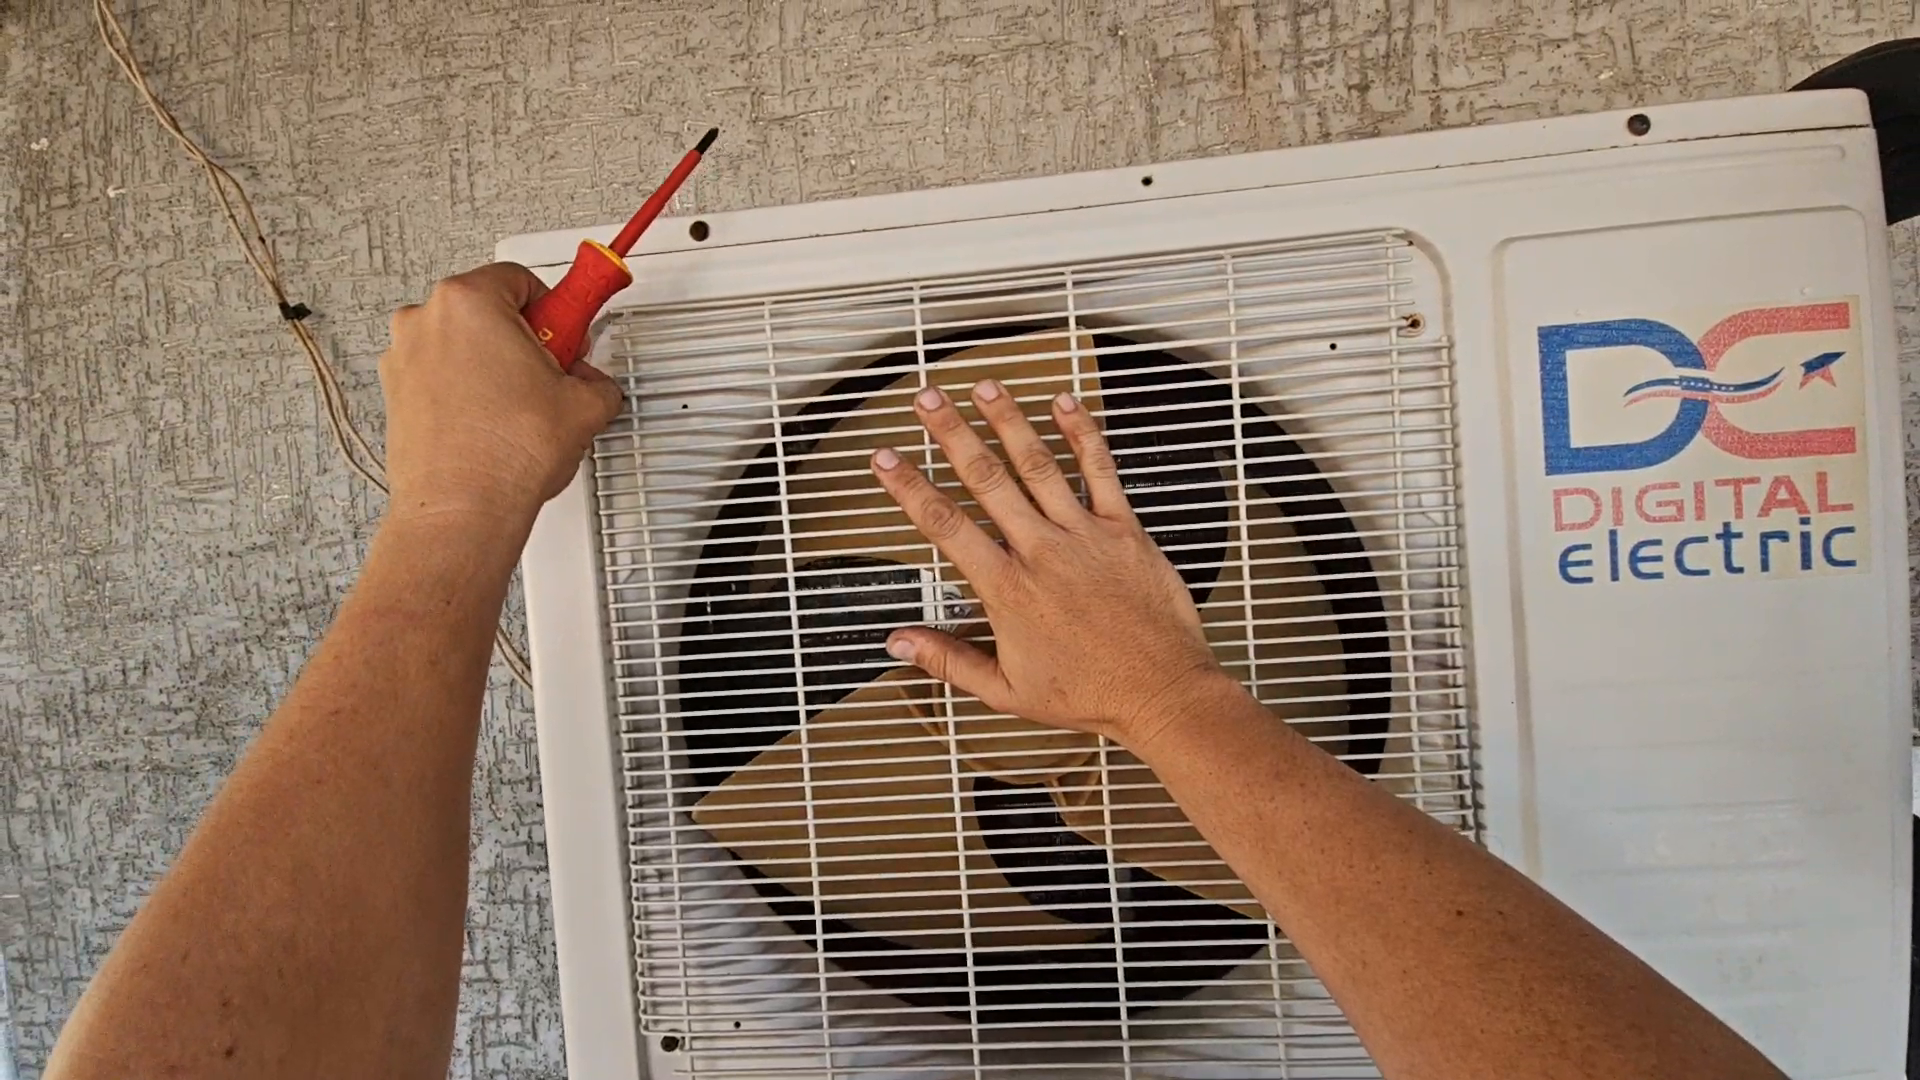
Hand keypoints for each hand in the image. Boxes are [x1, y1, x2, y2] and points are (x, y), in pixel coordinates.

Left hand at [379, 263, 623, 527]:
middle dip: (530, 340)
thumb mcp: (587, 406)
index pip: (523, 279)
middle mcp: (426, 322)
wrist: (464, 506)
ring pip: (467, 346)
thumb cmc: (505, 453)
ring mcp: (405, 358)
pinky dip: (474, 392)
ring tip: (530, 407)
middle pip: (492, 311)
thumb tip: (595, 384)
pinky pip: (446, 377)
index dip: (559, 307)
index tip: (573, 321)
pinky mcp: (399, 393)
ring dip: (501, 367)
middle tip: (556, 372)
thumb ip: (598, 380)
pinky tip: (502, 423)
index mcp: (470, 304)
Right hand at [870, 381, 1238, 748]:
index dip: (909, 488)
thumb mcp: (1006, 690)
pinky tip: (1066, 405)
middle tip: (928, 399)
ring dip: (1008, 422)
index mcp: (1009, 590)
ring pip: (1038, 465)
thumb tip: (901, 643)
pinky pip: (1101, 471)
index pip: (945, 526)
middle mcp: (1042, 553)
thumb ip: (947, 660)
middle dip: (951, 432)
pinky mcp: (1124, 530)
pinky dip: (1082, 435)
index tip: (887, 460)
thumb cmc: (1091, 692)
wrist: (1161, 692)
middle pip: (986, 480)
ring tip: (986, 388)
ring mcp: (1084, 536)